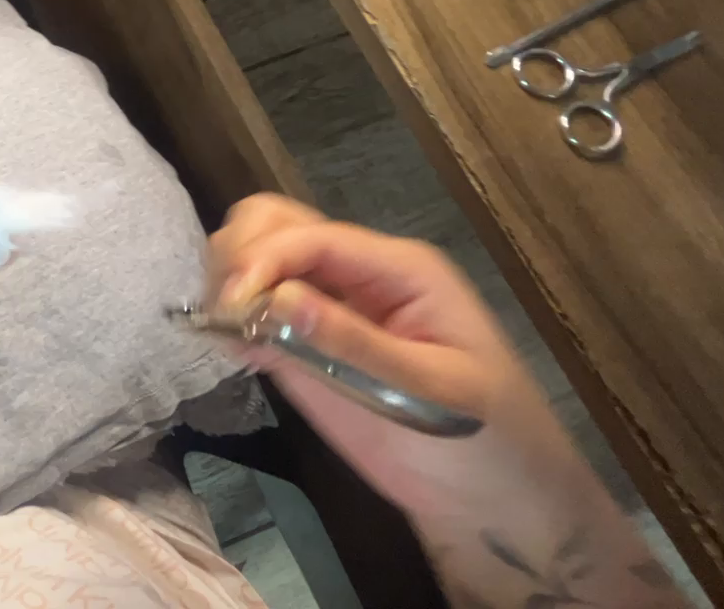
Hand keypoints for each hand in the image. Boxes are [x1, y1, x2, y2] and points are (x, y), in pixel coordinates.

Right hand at [208, 194, 571, 516]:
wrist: (496, 502)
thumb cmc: (487, 444)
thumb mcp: (433, 393)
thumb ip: (355, 343)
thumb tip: (277, 299)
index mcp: (397, 268)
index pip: (310, 237)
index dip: (263, 260)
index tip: (233, 306)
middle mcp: (353, 268)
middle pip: (272, 221)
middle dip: (238, 255)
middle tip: (227, 309)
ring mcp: (322, 297)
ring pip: (253, 249)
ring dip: (226, 277)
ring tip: (228, 328)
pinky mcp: (298, 330)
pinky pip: (251, 299)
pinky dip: (228, 311)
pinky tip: (232, 345)